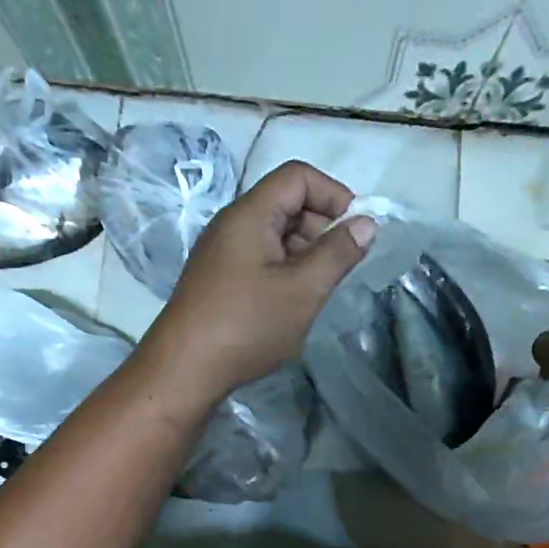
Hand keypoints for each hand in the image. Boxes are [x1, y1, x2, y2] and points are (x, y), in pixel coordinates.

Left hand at [139, 161, 374, 400]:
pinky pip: (259, 260)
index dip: (334, 194)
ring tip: (316, 291)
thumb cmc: (246, 326)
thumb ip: (338, 253)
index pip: (298, 176)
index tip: (355, 231)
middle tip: (339, 267)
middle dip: (321, 227)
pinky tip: (291, 305)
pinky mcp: (217, 280)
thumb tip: (366, 223)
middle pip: (286, 203)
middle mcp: (231, 225)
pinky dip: (283, 272)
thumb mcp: (302, 290)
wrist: (182, 371)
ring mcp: (221, 254)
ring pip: (274, 236)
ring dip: (304, 254)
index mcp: (249, 214)